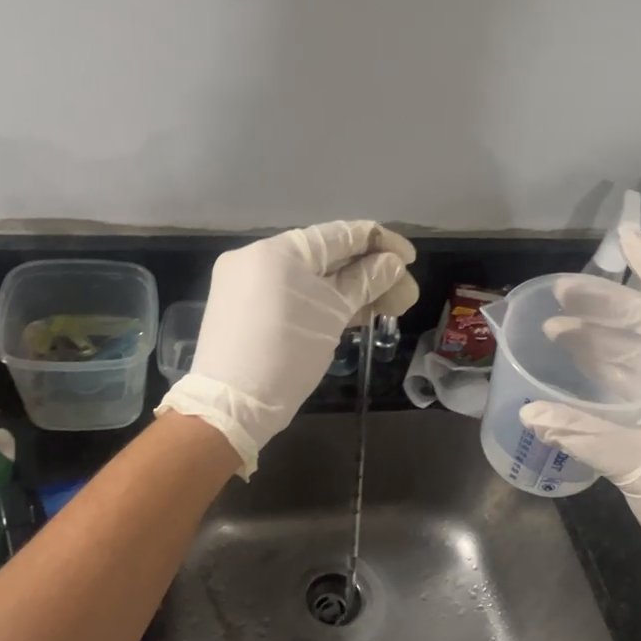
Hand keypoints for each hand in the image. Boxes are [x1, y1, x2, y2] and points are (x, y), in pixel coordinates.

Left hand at [158, 221, 417, 476]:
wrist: (231, 406)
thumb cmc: (286, 356)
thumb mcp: (333, 316)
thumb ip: (365, 283)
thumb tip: (392, 263)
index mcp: (278, 250)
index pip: (340, 234)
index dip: (380, 243)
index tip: (409, 259)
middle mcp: (256, 256)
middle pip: (324, 255)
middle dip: (367, 272)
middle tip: (401, 294)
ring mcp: (244, 281)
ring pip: (307, 276)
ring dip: (347, 289)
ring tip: (383, 306)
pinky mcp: (240, 305)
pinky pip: (288, 292)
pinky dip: (319, 300)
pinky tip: (351, 312)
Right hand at [521, 226, 640, 640]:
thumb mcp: (639, 466)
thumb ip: (582, 434)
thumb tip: (529, 410)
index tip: (625, 236)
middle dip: (608, 304)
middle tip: (559, 292)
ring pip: (640, 354)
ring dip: (601, 336)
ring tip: (554, 325)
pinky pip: (633, 384)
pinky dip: (603, 370)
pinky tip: (573, 365)